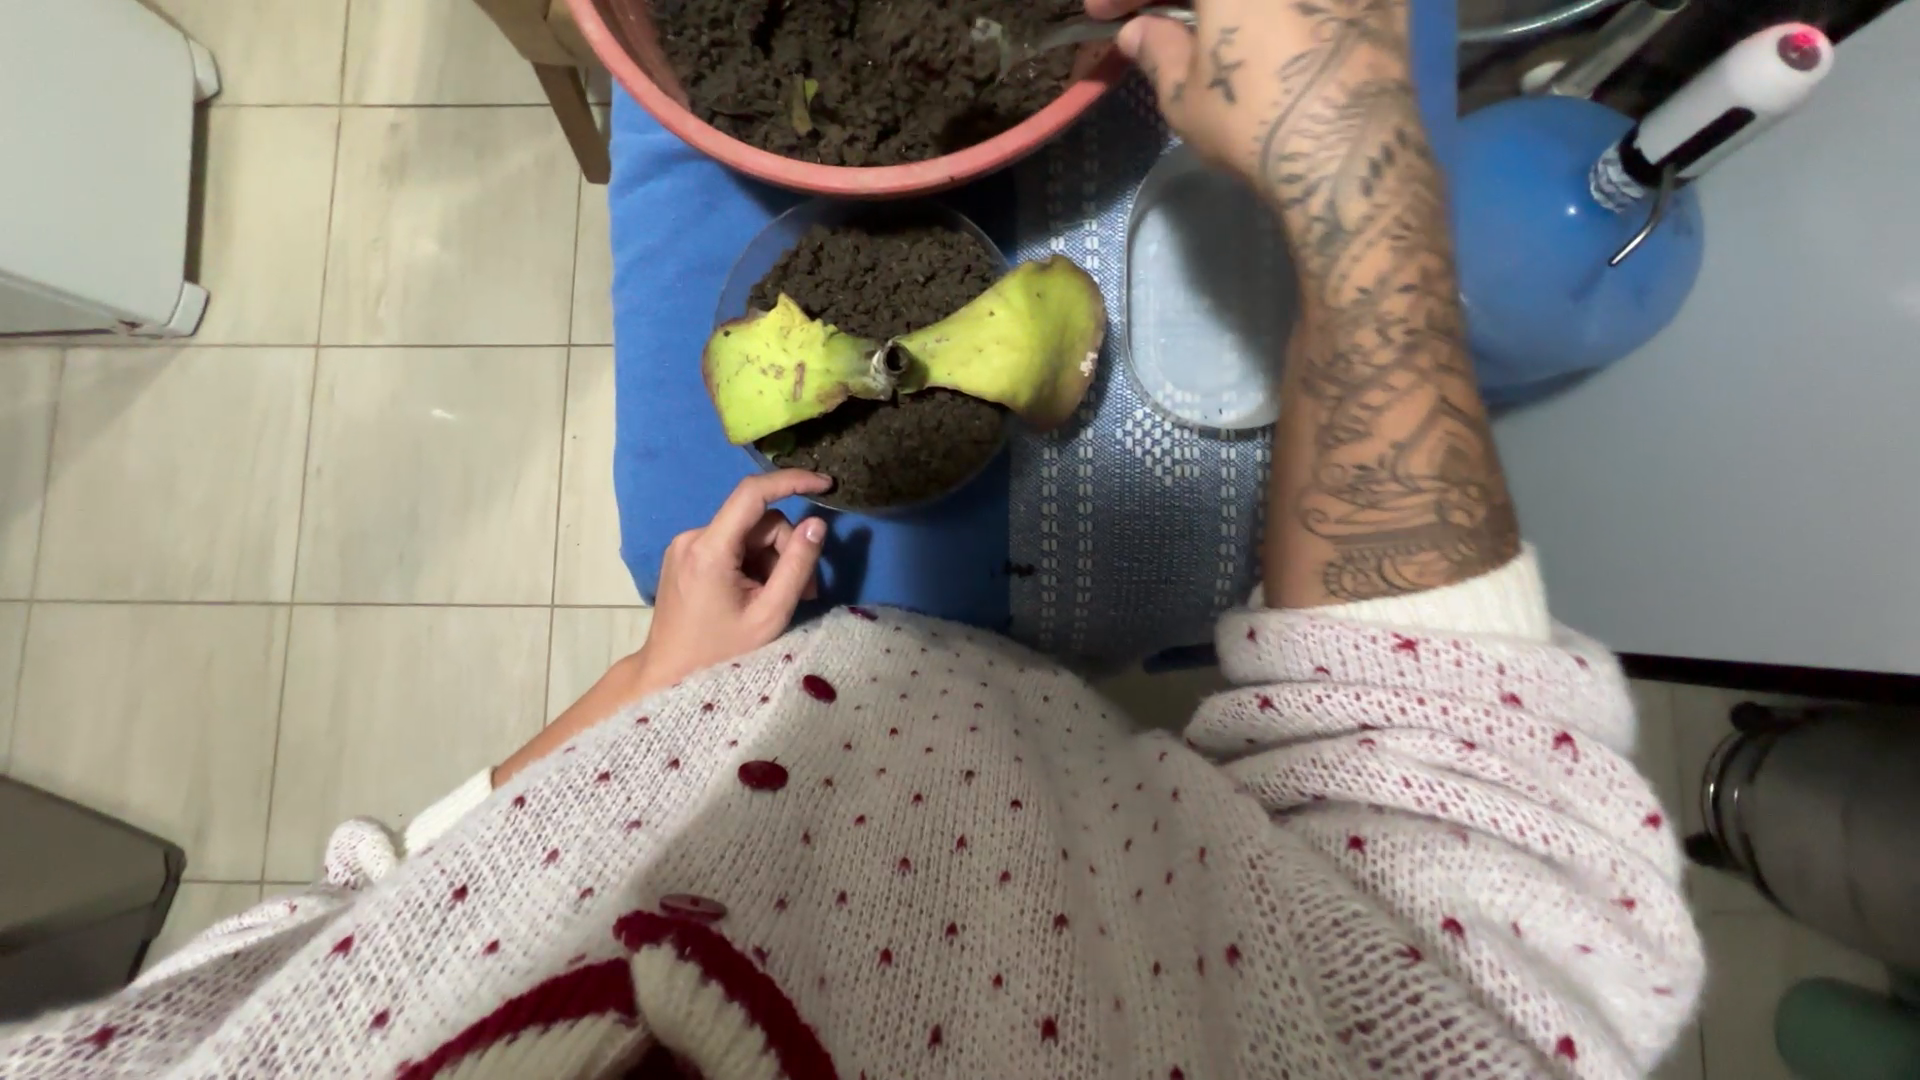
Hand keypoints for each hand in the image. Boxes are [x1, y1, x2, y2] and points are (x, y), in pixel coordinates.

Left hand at [633, 470, 833, 691]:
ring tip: (779, 598)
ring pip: (749, 533)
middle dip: (787, 549)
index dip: (792, 481)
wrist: (669, 674)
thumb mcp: (770, 613)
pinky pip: (733, 543)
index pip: (753, 493)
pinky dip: (754, 562)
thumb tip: (817, 523)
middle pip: (758, 522)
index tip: (826, 485)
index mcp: (710, 549)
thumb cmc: (722, 652)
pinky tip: (758, 592)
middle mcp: (692, 536)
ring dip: (772, 560)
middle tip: (805, 590)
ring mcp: (686, 544)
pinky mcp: (686, 554)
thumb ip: (797, 566)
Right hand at [1089, 0, 1414, 195]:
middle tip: (1153, 18)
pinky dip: (1290, 14)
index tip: (1101, 13)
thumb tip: (1138, 31)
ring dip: (1230, 12)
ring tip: (1209, 30)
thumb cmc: (1250, 121)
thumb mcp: (1186, 96)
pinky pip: (1314, 1)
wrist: (1345, 148)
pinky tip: (1275, 35)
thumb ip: (1159, 50)